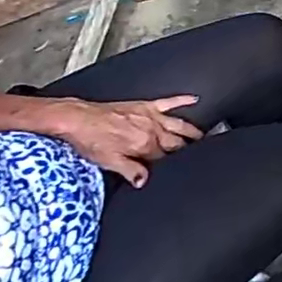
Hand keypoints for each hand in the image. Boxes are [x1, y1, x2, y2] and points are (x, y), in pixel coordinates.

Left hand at [44, 95, 201, 187]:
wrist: (77, 119)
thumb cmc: (90, 140)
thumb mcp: (109, 162)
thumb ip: (131, 172)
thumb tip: (145, 181)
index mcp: (145, 145)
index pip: (166, 159)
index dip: (173, 165)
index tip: (180, 169)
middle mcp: (152, 129)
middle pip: (177, 142)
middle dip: (189, 149)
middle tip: (201, 153)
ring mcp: (150, 116)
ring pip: (179, 124)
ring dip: (192, 131)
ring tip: (203, 136)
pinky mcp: (145, 105)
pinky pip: (170, 101)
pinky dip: (183, 100)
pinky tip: (194, 99)